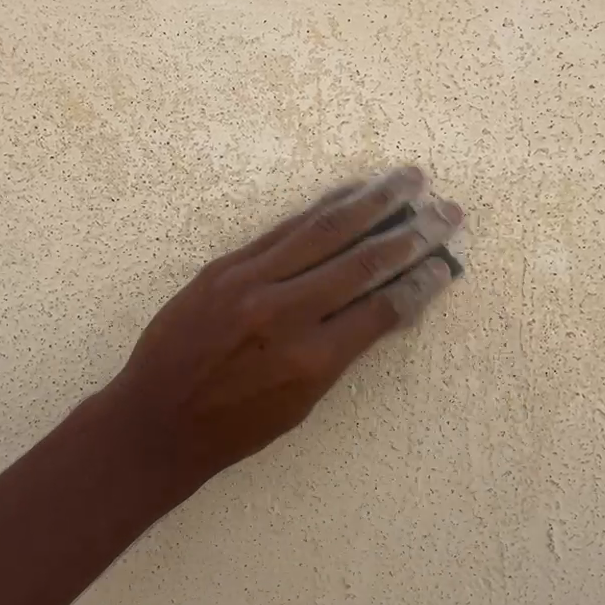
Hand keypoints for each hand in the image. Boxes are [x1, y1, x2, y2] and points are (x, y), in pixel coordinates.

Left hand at [106, 166, 463, 480]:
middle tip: (448, 209)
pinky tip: (347, 193)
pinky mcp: (224, 267)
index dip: (421, 283)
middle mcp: (285, 314)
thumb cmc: (234, 427)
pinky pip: (282, 229)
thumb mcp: (302, 404)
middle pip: (363, 260)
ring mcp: (250, 284)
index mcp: (311, 361)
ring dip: (372, 201)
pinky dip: (319, 208)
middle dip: (413, 232)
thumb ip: (341, 351)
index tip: (447, 263)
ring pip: (323, 230)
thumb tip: (380, 307)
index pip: (384, 309)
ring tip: (407, 178)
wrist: (156, 419)